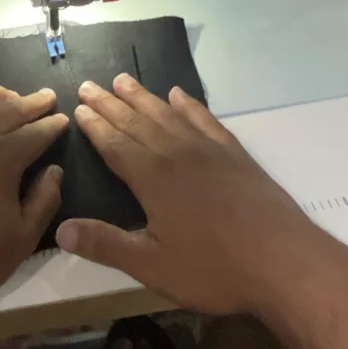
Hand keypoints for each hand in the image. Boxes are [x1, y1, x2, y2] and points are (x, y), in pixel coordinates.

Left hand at [0, 85, 68, 315]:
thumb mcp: (21, 239)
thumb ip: (44, 201)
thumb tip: (54, 171)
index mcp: (2, 157)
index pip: (36, 132)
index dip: (53, 125)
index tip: (64, 119)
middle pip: (8, 108)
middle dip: (32, 102)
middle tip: (47, 98)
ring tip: (11, 98)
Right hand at [55, 75, 325, 315]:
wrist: (286, 263)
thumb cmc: (215, 269)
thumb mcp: (152, 266)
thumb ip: (105, 245)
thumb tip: (61, 230)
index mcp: (152, 178)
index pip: (114, 144)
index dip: (95, 126)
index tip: (79, 107)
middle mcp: (176, 154)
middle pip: (136, 122)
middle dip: (110, 104)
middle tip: (90, 85)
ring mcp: (209, 151)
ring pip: (167, 114)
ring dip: (143, 97)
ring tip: (124, 80)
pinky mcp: (235, 155)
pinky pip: (205, 120)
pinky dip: (189, 106)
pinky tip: (179, 95)